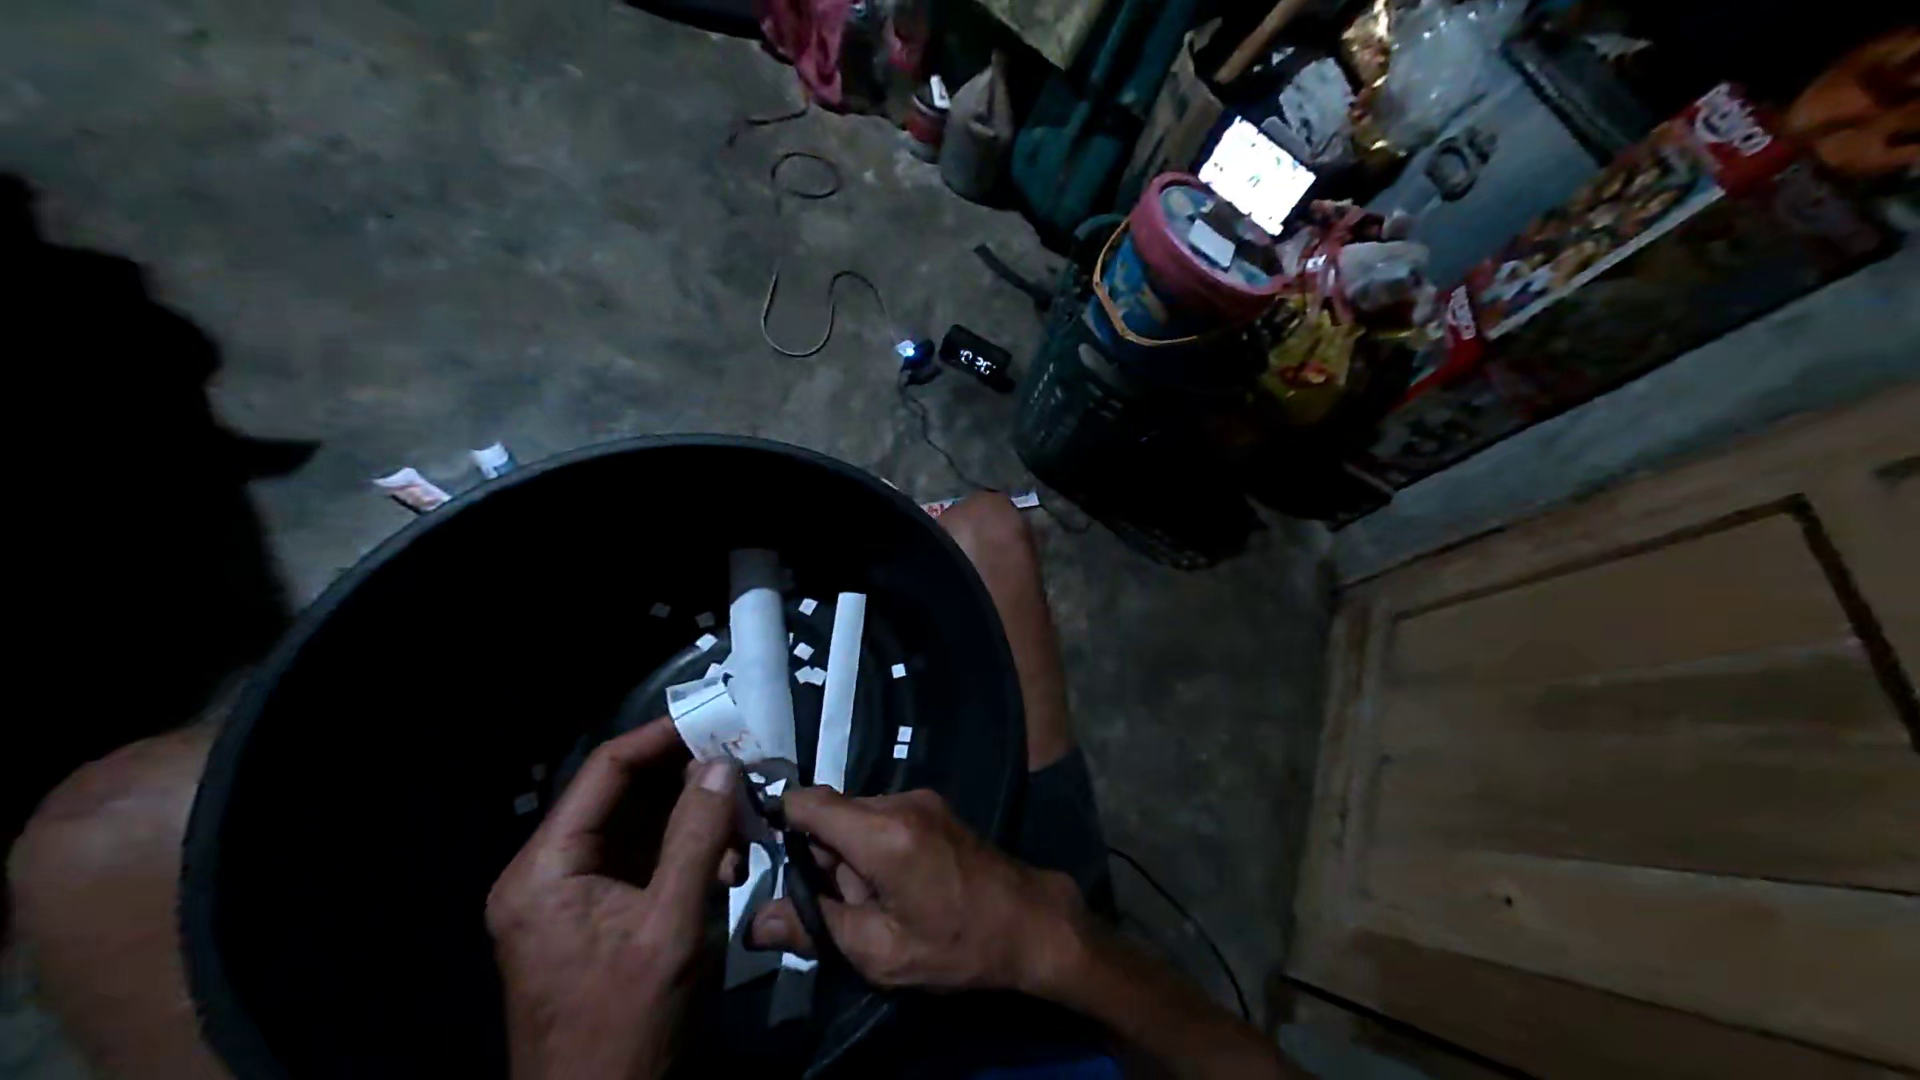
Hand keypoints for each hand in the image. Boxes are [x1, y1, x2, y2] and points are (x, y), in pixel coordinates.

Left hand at [485, 718, 736, 1079]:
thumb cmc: (626, 1024)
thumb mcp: (671, 926)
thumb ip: (697, 838)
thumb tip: (721, 765)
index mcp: (546, 868)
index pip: (605, 771)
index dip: (660, 738)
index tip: (715, 721)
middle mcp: (552, 870)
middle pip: (624, 794)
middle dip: (687, 779)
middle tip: (742, 764)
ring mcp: (576, 893)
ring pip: (642, 824)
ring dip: (695, 815)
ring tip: (742, 820)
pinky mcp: (603, 912)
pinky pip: (648, 857)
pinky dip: (690, 849)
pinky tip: (728, 863)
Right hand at [748, 787, 1086, 993]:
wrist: (1030, 922)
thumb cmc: (956, 944)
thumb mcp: (880, 951)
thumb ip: (815, 929)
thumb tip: (755, 922)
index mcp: (881, 833)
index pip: (808, 802)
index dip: (779, 821)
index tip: (765, 852)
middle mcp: (898, 801)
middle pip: (832, 812)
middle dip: (820, 853)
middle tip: (834, 903)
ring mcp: (920, 798)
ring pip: (857, 815)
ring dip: (848, 851)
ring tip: (871, 899)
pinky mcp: (933, 805)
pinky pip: (883, 816)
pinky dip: (872, 844)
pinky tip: (894, 883)